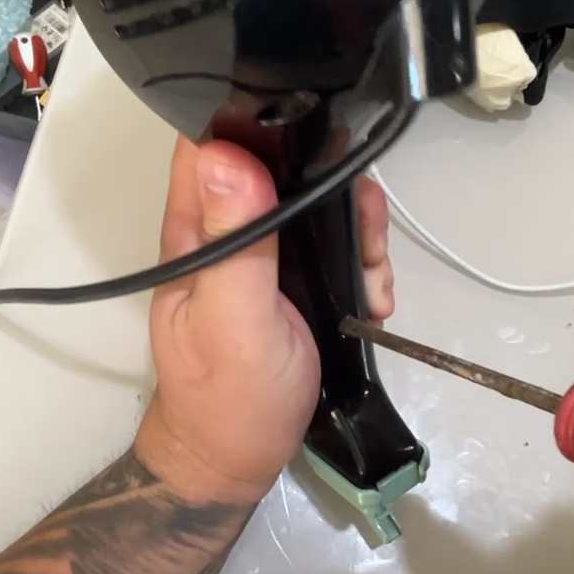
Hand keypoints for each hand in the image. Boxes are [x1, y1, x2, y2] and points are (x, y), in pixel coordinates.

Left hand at [134, 136, 394, 503]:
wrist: (240, 457)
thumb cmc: (228, 394)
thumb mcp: (232, 318)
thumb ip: (235, 241)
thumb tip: (228, 153)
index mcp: (199, 227)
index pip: (214, 139)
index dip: (260, 116)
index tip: (316, 123)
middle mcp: (232, 228)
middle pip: (285, 165)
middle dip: (335, 181)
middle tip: (364, 227)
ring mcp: (268, 255)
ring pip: (320, 205)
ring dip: (358, 227)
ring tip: (375, 272)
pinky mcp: (299, 281)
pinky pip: (337, 248)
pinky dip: (364, 263)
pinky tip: (374, 297)